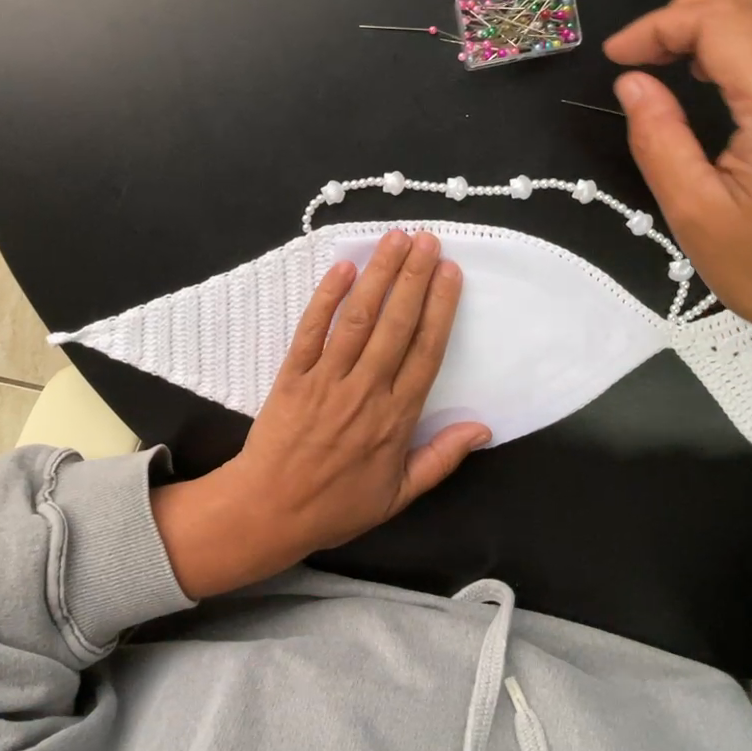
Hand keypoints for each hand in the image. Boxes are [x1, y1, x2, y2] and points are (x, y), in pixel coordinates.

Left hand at [152, 231, 490, 597]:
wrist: (269, 511)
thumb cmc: (336, 505)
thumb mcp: (398, 496)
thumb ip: (441, 459)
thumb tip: (482, 427)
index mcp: (396, 418)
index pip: (425, 351)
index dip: (440, 308)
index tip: (451, 272)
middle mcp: (365, 390)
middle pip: (395, 324)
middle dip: (414, 277)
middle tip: (428, 239)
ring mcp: (326, 379)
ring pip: (358, 319)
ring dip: (378, 276)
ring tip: (395, 239)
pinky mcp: (292, 375)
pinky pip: (311, 330)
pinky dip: (326, 298)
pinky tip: (342, 268)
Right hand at [606, 0, 751, 548]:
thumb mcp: (695, 216)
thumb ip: (659, 139)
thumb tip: (632, 81)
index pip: (718, 18)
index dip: (657, 25)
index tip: (616, 59)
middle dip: (690, 6)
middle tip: (647, 54)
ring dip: (732, 6)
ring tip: (687, 54)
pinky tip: (732, 69)